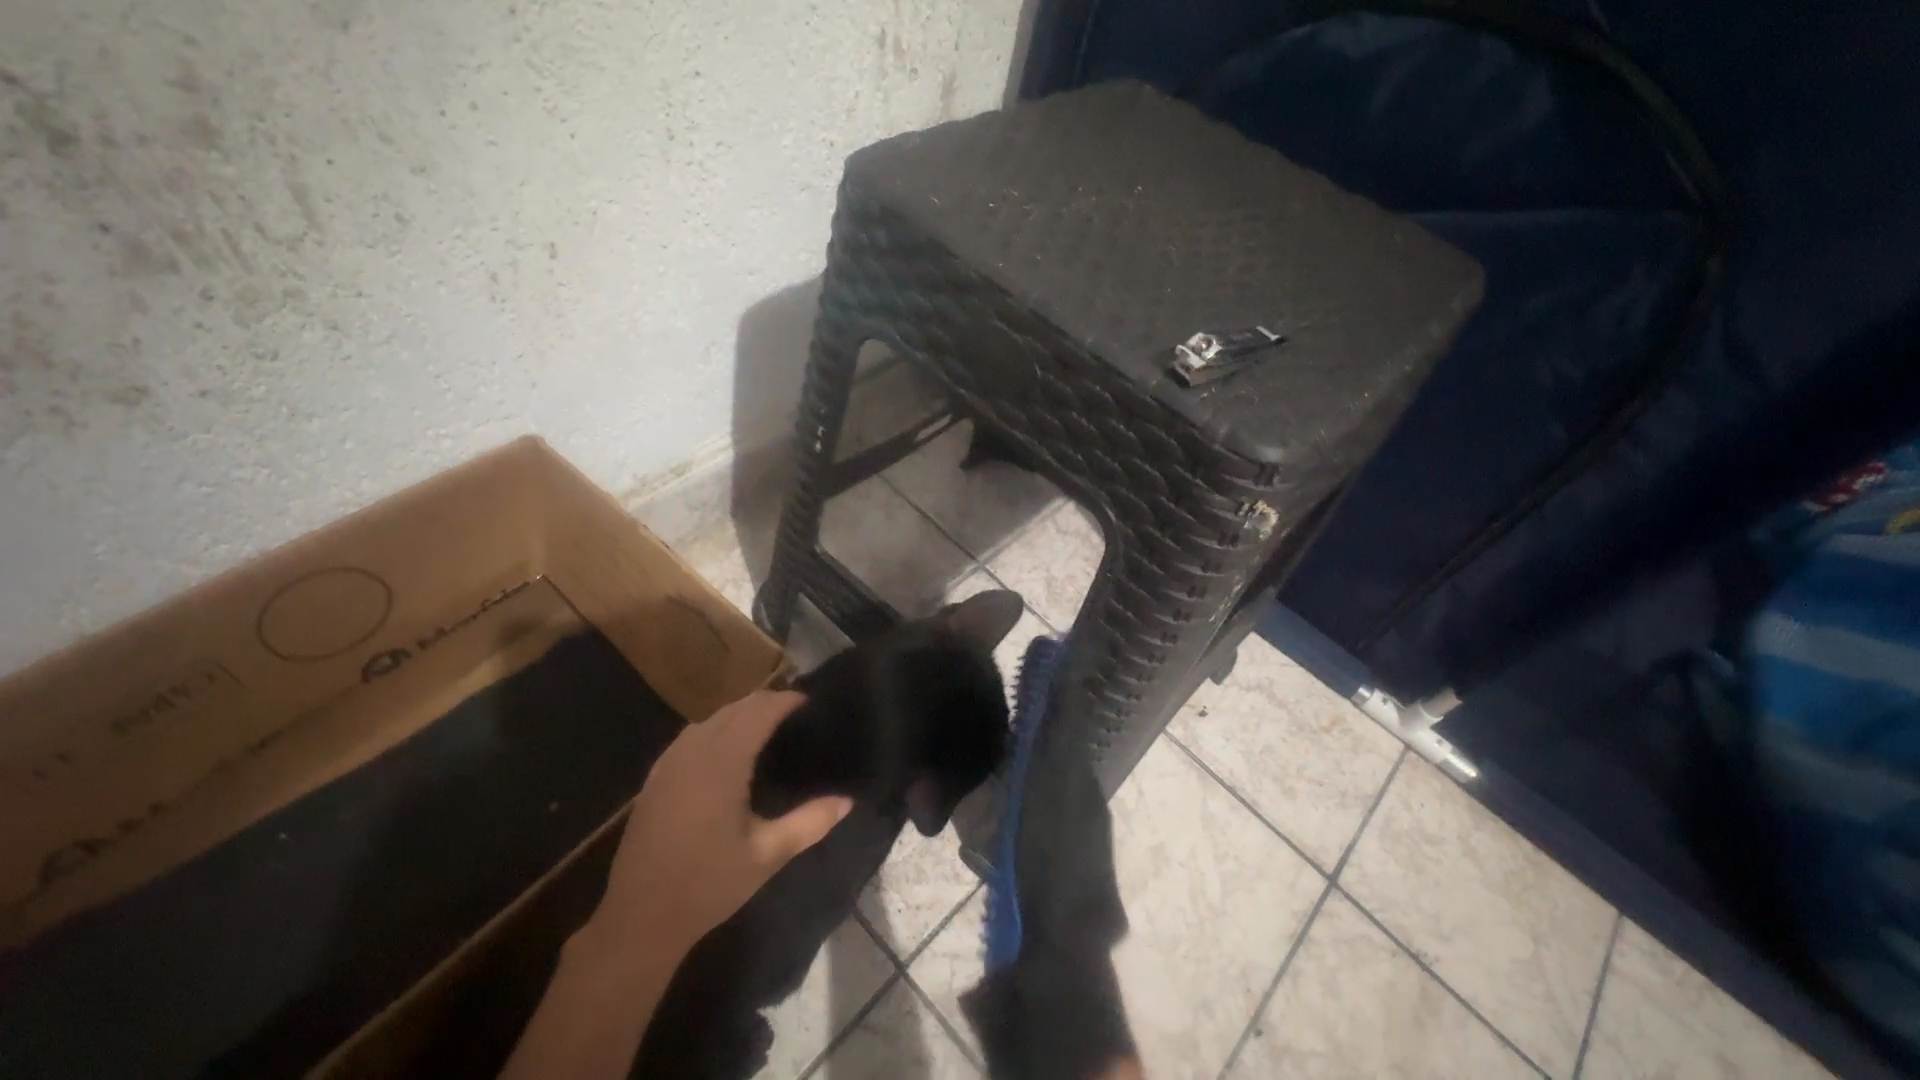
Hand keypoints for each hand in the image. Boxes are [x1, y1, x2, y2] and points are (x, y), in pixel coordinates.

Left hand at [586, 690, 852, 954]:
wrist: (640, 917)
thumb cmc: (708, 884)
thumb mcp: (767, 855)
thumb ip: (810, 823)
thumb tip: (846, 801)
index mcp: (722, 763)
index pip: (759, 711)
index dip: (786, 701)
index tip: (812, 704)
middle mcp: (693, 751)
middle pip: (734, 709)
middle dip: (766, 704)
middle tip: (797, 716)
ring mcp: (669, 762)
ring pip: (710, 719)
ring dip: (740, 715)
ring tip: (769, 730)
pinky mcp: (656, 777)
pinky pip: (691, 736)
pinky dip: (716, 730)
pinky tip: (729, 753)